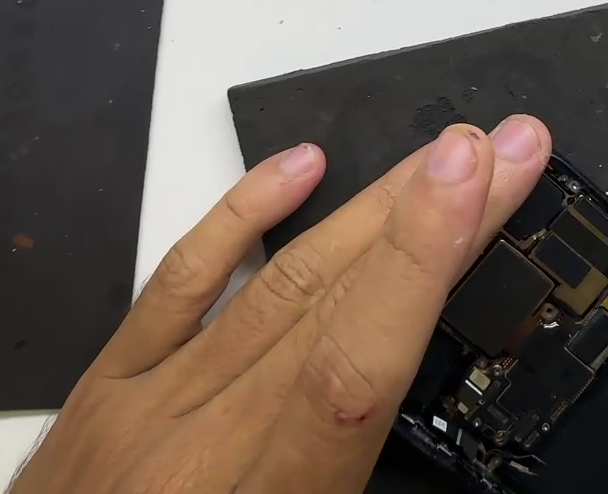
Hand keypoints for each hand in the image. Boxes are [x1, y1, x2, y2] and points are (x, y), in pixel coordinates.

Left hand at [10, 116, 550, 493]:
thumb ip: (374, 491)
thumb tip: (423, 416)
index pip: (353, 368)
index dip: (417, 264)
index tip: (472, 180)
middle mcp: (201, 451)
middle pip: (333, 301)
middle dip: (428, 212)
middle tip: (498, 147)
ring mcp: (147, 405)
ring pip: (280, 279)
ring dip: (370, 206)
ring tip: (440, 154)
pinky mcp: (109, 383)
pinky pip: (181, 278)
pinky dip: (242, 212)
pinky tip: (300, 165)